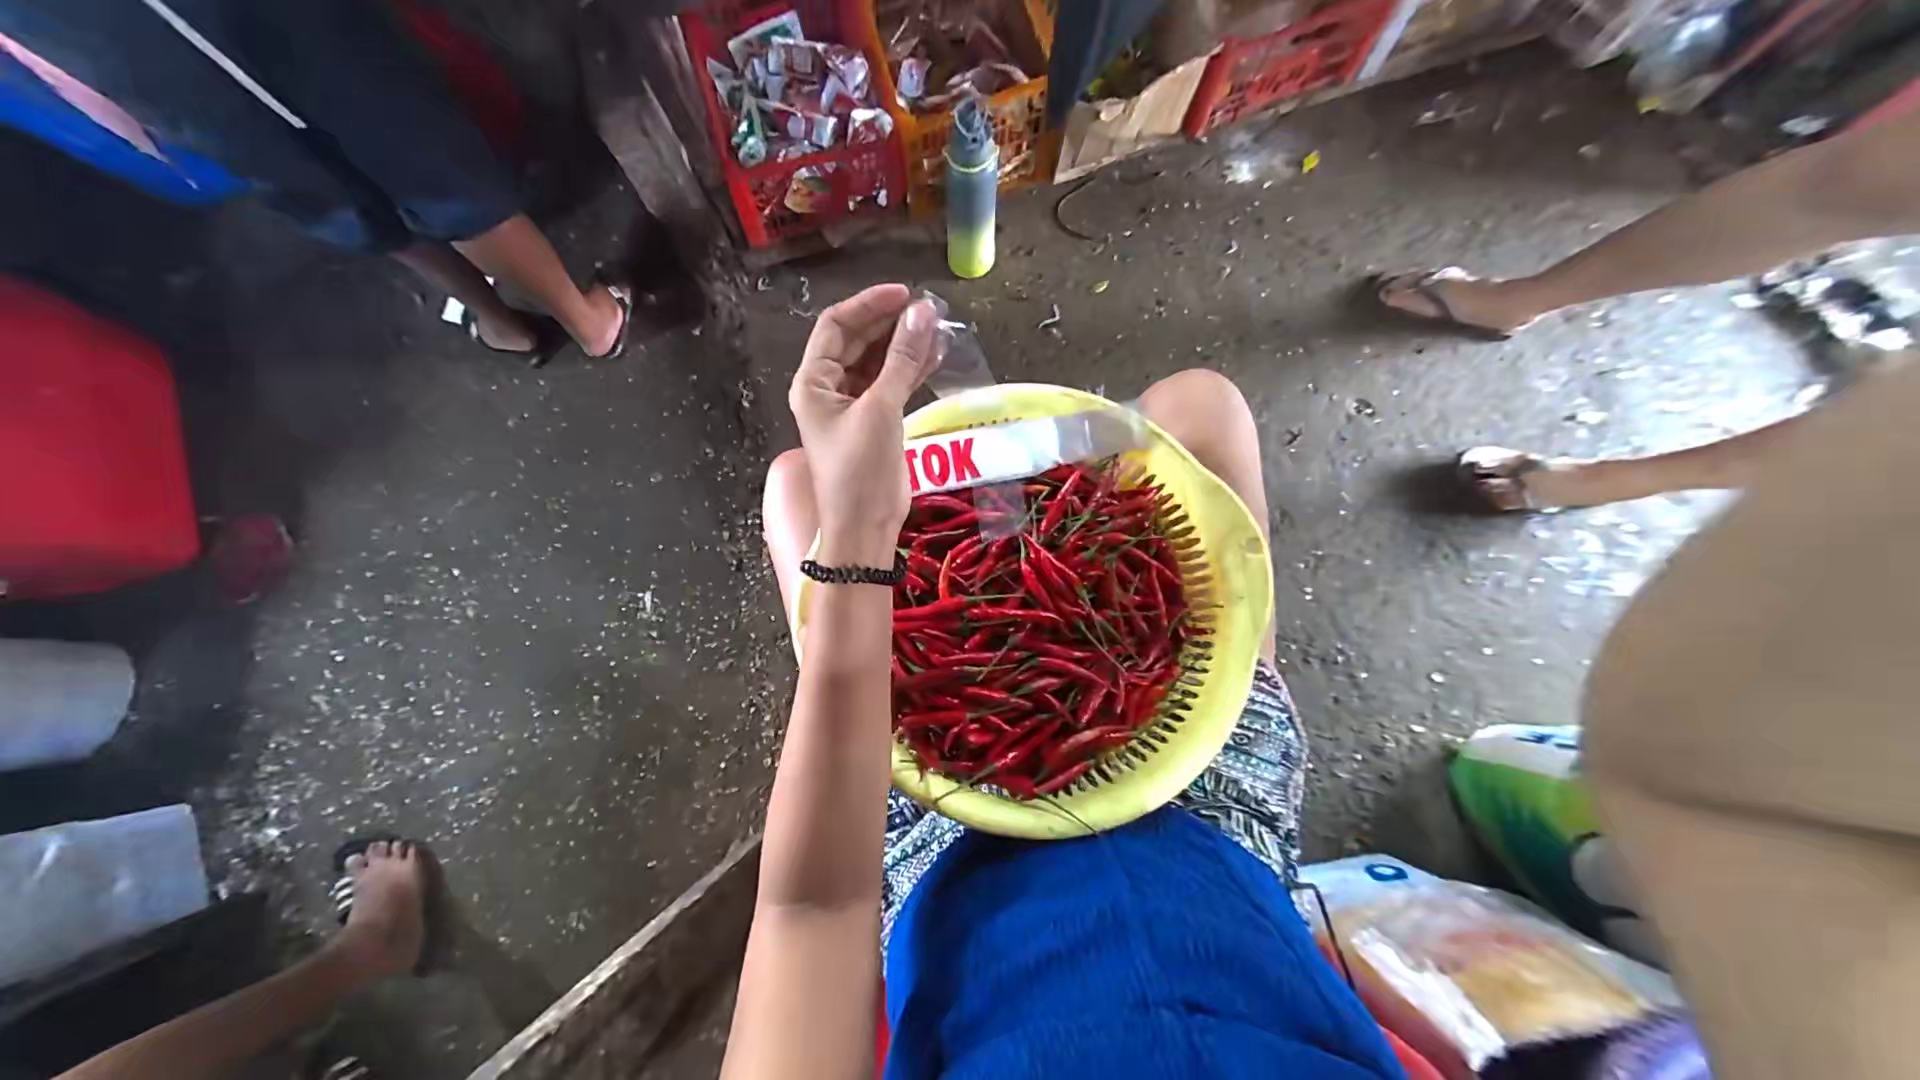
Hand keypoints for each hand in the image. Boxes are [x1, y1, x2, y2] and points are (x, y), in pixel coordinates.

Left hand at [790, 284, 939, 565]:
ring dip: (905, 345)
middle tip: (928, 311)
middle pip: (858, 341)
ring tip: (938, 328)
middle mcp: (829, 390)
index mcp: (814, 383)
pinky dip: (912, 369)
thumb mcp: (880, 411)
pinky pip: (892, 384)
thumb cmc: (861, 472)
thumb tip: (923, 313)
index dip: (869, 305)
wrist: (865, 527)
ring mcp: (853, 406)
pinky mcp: (876, 422)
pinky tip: (936, 355)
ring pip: (878, 362)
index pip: (836, 327)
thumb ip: (902, 360)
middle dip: (891, 323)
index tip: (905, 295)